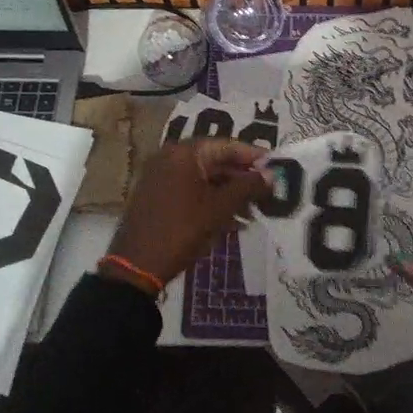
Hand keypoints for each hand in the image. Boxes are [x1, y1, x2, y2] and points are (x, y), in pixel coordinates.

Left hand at [102, 139, 269, 293]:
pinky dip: (212, 203)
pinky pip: (192, 192)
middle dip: (243, 179)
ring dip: (230, 195)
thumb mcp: (218, 209)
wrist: (135, 267)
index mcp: (184, 153)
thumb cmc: (180, 230)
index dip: (253, 156)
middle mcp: (171, 158)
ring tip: (255, 213)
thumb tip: (273, 174)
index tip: (277, 167)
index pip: (227, 145)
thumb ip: (247, 187)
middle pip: (216, 161)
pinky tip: (234, 223)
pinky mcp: (159, 197)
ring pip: (205, 179)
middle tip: (269, 193)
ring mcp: (162, 177)